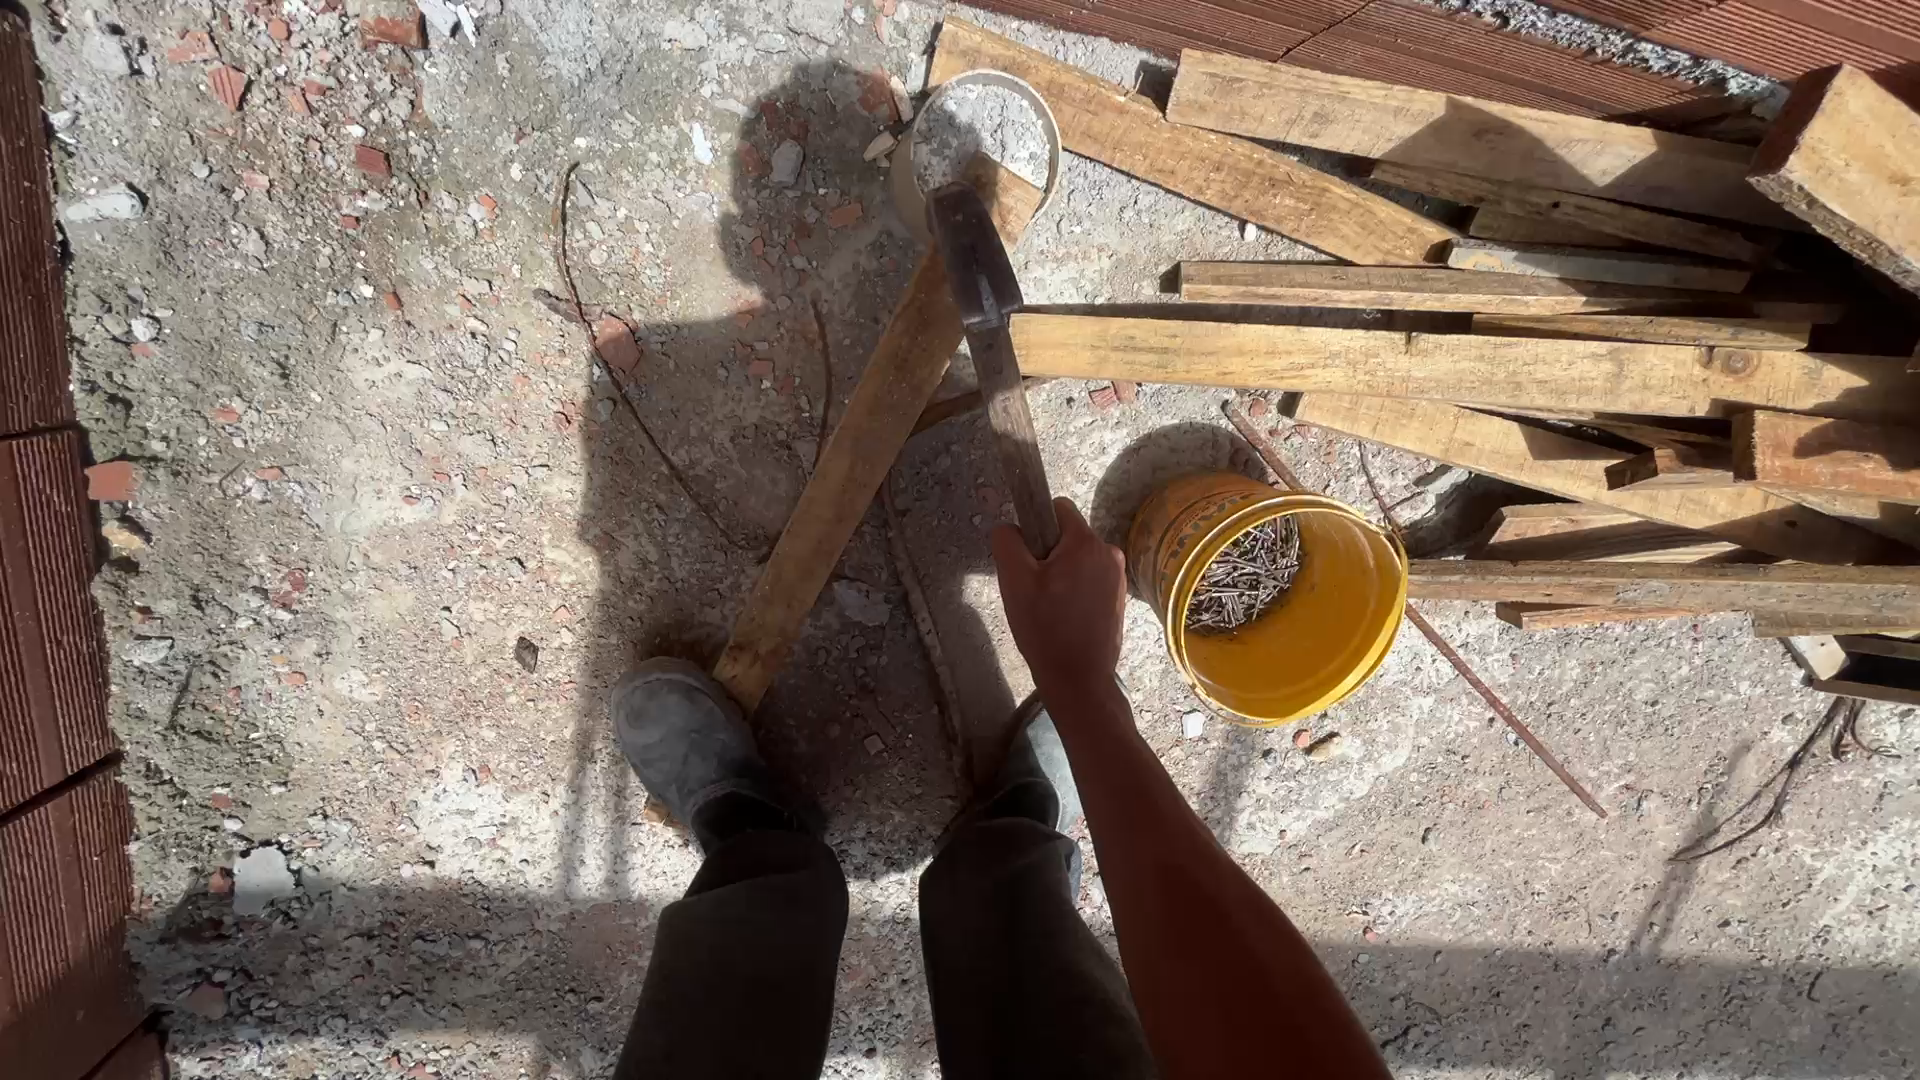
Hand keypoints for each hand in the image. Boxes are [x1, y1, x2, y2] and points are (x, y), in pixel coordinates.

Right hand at [990, 497, 1127, 694]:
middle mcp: (1110, 553)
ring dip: (1060, 574)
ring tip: (1048, 607)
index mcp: (1087, 542)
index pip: (1057, 508)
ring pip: (1077, 559)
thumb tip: (1010, 528)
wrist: (1079, 679)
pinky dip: (1074, 590)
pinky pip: (1089, 579)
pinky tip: (1063, 618)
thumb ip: (1007, 542)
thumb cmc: (1044, 628)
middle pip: (1067, 536)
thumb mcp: (1014, 582)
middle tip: (1033, 590)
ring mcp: (1118, 577)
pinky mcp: (1119, 598)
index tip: (1026, 558)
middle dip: (1047, 554)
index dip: (1035, 526)